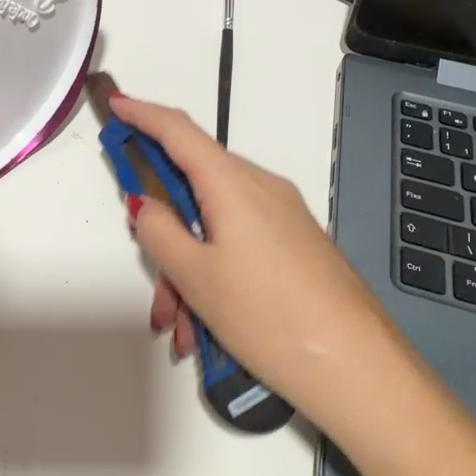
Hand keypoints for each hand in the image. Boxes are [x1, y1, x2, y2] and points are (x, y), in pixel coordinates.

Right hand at [113, 95, 399, 424]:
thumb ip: (159, 231)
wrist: (360, 369)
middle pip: (194, 188)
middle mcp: (261, 188)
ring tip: (182, 327)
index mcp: (233, 182)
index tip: (116, 105)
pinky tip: (209, 328)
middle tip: (152, 281)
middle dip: (164, 232)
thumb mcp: (196, 275)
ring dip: (188, 269)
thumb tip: (145, 204)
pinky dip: (215, 274)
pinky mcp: (296, 246)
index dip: (142, 114)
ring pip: (214, 226)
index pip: (178, 130)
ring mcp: (283, 217)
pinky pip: (240, 245)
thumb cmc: (270, 315)